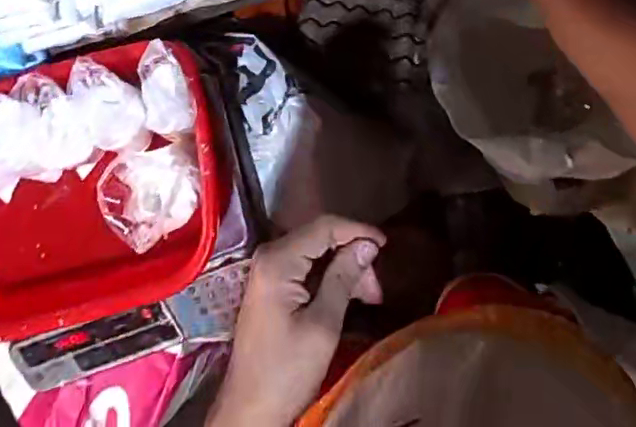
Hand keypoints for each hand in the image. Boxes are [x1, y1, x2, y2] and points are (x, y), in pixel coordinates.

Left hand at [208, 216, 385, 426]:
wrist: (249, 408)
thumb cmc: (286, 371)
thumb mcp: (322, 326)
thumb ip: (343, 279)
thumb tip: (367, 245)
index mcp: (278, 259)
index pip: (323, 226)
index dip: (357, 229)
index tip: (386, 244)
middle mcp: (270, 254)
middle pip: (319, 238)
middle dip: (352, 255)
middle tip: (377, 288)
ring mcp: (268, 269)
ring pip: (315, 253)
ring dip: (344, 269)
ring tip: (370, 297)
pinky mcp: (271, 284)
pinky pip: (306, 267)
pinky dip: (330, 278)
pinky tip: (349, 296)